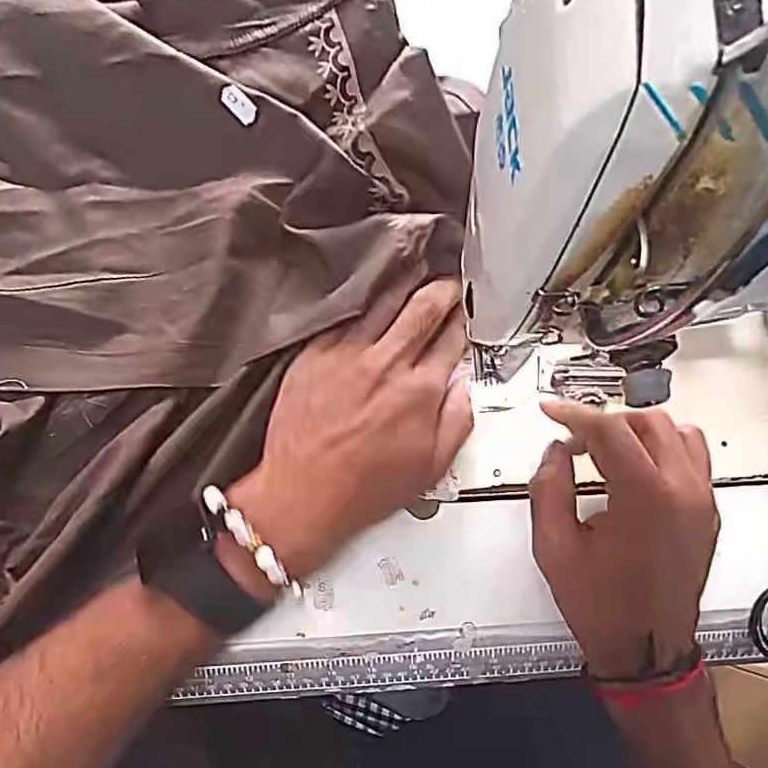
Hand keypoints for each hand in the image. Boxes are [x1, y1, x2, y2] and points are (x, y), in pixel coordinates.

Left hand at [228, 278, 471, 580]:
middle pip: (424, 305)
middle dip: (443, 288)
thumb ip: (457, 421)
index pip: (452, 337)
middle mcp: (385, 365)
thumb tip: (465, 390)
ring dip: (404, 283)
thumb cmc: (360, 488)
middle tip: (448, 284)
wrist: (302, 494)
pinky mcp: (314, 355)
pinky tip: (367, 298)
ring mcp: (346, 356)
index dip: (464, 320)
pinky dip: (362, 302)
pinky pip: (344, 316)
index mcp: (419, 391)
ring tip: (414, 273)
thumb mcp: (429, 467)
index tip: (466, 314)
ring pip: (384, 300)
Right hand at [530, 401, 719, 680]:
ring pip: (679, 434)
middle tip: (575, 437)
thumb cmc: (606, 609)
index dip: (575, 414)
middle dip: (606, 422)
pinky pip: (693, 460)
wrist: (645, 649)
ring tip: (607, 449)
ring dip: (639, 432)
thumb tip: (555, 455)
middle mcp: (683, 492)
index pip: (610, 430)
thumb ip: (549, 490)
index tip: (555, 411)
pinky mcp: (707, 514)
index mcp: (646, 497)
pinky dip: (664, 451)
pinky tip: (637, 469)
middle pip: (648, 423)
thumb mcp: (555, 548)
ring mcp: (701, 502)